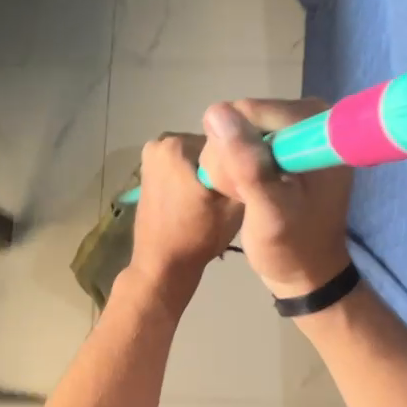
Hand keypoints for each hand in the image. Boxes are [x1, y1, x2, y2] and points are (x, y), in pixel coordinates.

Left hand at [127, 134, 243, 309]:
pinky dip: (190, 179)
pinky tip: (197, 201)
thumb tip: (259, 148)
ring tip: (213, 201)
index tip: (242, 182)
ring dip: (205, 174)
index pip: (222, 141)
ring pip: (195, 158)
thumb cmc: (198, 234)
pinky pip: (180, 167)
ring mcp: (149, 158)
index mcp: (177, 144)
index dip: (236, 161)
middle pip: (206, 148)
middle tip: (228, 196)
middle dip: (219, 167)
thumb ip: (247, 170)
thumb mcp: (234, 204)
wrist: (162, 264)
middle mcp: (159, 144)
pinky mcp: (147, 173)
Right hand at [199, 99, 353, 299]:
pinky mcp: (282, 136)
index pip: (250, 112)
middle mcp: (309, 114)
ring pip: (233, 126)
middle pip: (240, 116)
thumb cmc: (293, 247)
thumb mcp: (270, 213)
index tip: (243, 188)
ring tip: (247, 197)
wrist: (308, 270)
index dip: (234, 148)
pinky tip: (247, 189)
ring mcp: (295, 124)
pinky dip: (233, 163)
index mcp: (317, 125)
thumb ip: (248, 165)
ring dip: (229, 164)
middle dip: (231, 157)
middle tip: (245, 196)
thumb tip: (216, 113)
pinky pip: (238, 136)